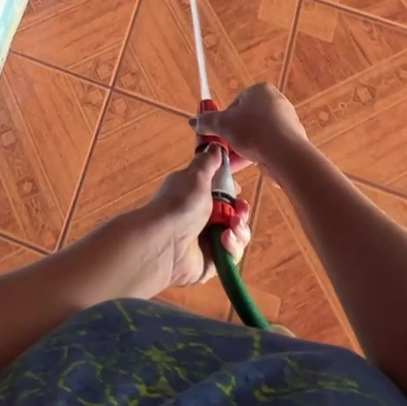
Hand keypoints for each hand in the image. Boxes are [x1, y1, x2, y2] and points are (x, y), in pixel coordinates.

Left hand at [137, 150, 250, 288]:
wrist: (165, 242)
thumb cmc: (180, 203)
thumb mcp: (196, 176)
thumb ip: (208, 161)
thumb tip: (215, 145)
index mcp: (195, 193)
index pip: (221, 192)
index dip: (233, 191)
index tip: (239, 191)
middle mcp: (201, 216)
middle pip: (233, 214)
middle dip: (241, 213)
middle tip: (239, 213)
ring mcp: (206, 239)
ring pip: (236, 234)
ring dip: (239, 230)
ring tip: (231, 229)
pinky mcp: (212, 261)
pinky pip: (231, 254)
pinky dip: (232, 247)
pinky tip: (224, 241)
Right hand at [192, 83, 310, 170]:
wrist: (285, 153)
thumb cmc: (252, 131)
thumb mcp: (223, 125)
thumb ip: (207, 122)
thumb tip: (192, 122)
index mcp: (260, 90)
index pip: (236, 103)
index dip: (225, 120)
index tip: (220, 134)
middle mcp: (276, 101)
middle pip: (247, 119)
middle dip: (235, 136)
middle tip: (226, 150)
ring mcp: (287, 121)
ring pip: (259, 134)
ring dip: (246, 147)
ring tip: (236, 162)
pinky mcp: (293, 139)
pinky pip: (271, 145)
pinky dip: (261, 154)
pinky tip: (252, 164)